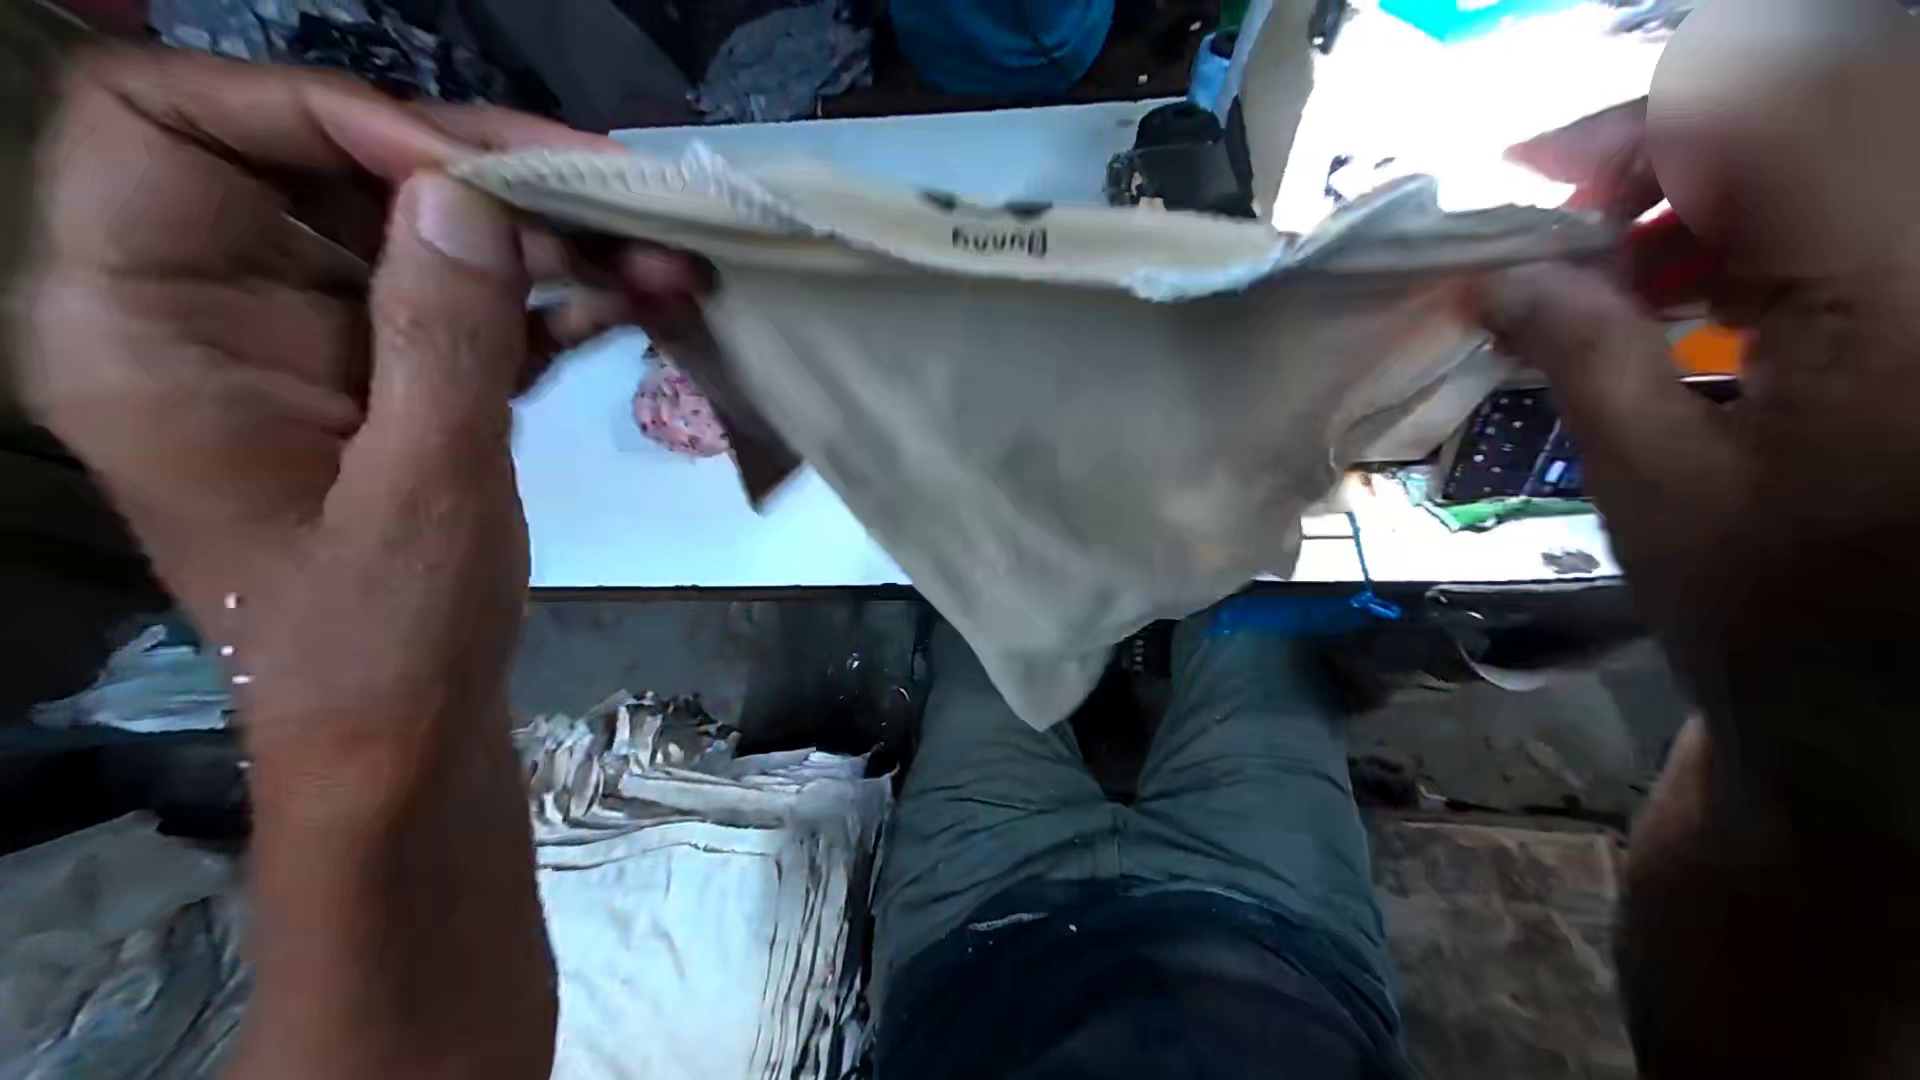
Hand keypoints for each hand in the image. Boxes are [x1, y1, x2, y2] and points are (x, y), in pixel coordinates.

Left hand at [19, 49, 705, 797]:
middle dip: (484, 178)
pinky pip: (481, 314)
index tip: (475, 177)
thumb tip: (467, 192)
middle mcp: (231, 311)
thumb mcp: (423, 488)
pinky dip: (558, 305)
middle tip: (609, 190)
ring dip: (550, 246)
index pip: (179, 126)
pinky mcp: (411, 387)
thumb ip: (440, 338)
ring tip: (659, 256)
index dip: (326, 117)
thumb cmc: (389, 636)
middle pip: (339, 174)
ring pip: (434, 244)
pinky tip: (637, 304)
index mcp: (153, 326)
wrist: (415, 725)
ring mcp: (333, 350)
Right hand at [1471, 0, 1919, 829]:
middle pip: (1808, 101)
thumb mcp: (1653, 484)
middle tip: (1541, 237)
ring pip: (1824, 146)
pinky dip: (1734, 230)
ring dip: (1689, 194)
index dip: (1630, 128)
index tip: (1515, 190)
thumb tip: (1503, 278)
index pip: (1772, 103)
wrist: (1902, 703)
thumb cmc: (1768, 611)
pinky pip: (1839, 209)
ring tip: (1592, 273)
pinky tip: (1668, 289)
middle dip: (1649, 155)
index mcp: (1909, 289)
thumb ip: (1582, 356)